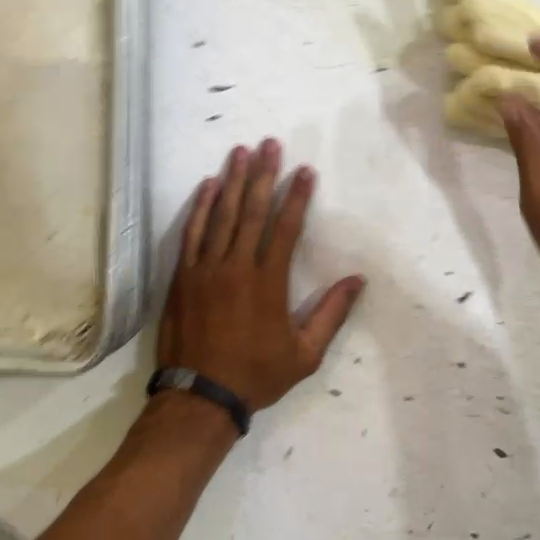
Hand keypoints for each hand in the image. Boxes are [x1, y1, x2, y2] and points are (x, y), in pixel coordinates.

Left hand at [158, 139, 366, 412]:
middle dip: (263, 174)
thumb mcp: (304, 354)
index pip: (285, 228)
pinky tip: (209, 184)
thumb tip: (357, 280)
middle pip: (252, 210)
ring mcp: (205, 267)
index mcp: (267, 282)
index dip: (297, 197)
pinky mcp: (182, 274)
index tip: (305, 171)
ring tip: (241, 151)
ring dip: (233, 180)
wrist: (200, 395)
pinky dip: (201, 206)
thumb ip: (331, 314)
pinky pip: (192, 232)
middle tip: (270, 144)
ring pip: (221, 214)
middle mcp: (236, 265)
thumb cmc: (256, 374)